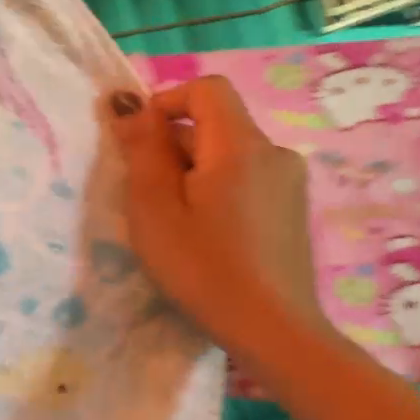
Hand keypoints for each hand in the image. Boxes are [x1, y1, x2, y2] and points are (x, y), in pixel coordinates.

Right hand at [107, 76, 333, 357]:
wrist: (272, 330)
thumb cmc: (201, 266)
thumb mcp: (153, 206)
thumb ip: (143, 149)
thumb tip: (128, 104)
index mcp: (241, 147)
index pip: (206, 89)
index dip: (165, 103)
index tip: (139, 144)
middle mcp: (274, 153)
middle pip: (213, 123)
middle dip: (171, 146)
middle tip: (147, 197)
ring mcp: (288, 182)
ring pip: (224, 153)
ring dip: (189, 172)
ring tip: (174, 221)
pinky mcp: (290, 207)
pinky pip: (242, 177)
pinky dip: (212, 190)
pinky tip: (204, 234)